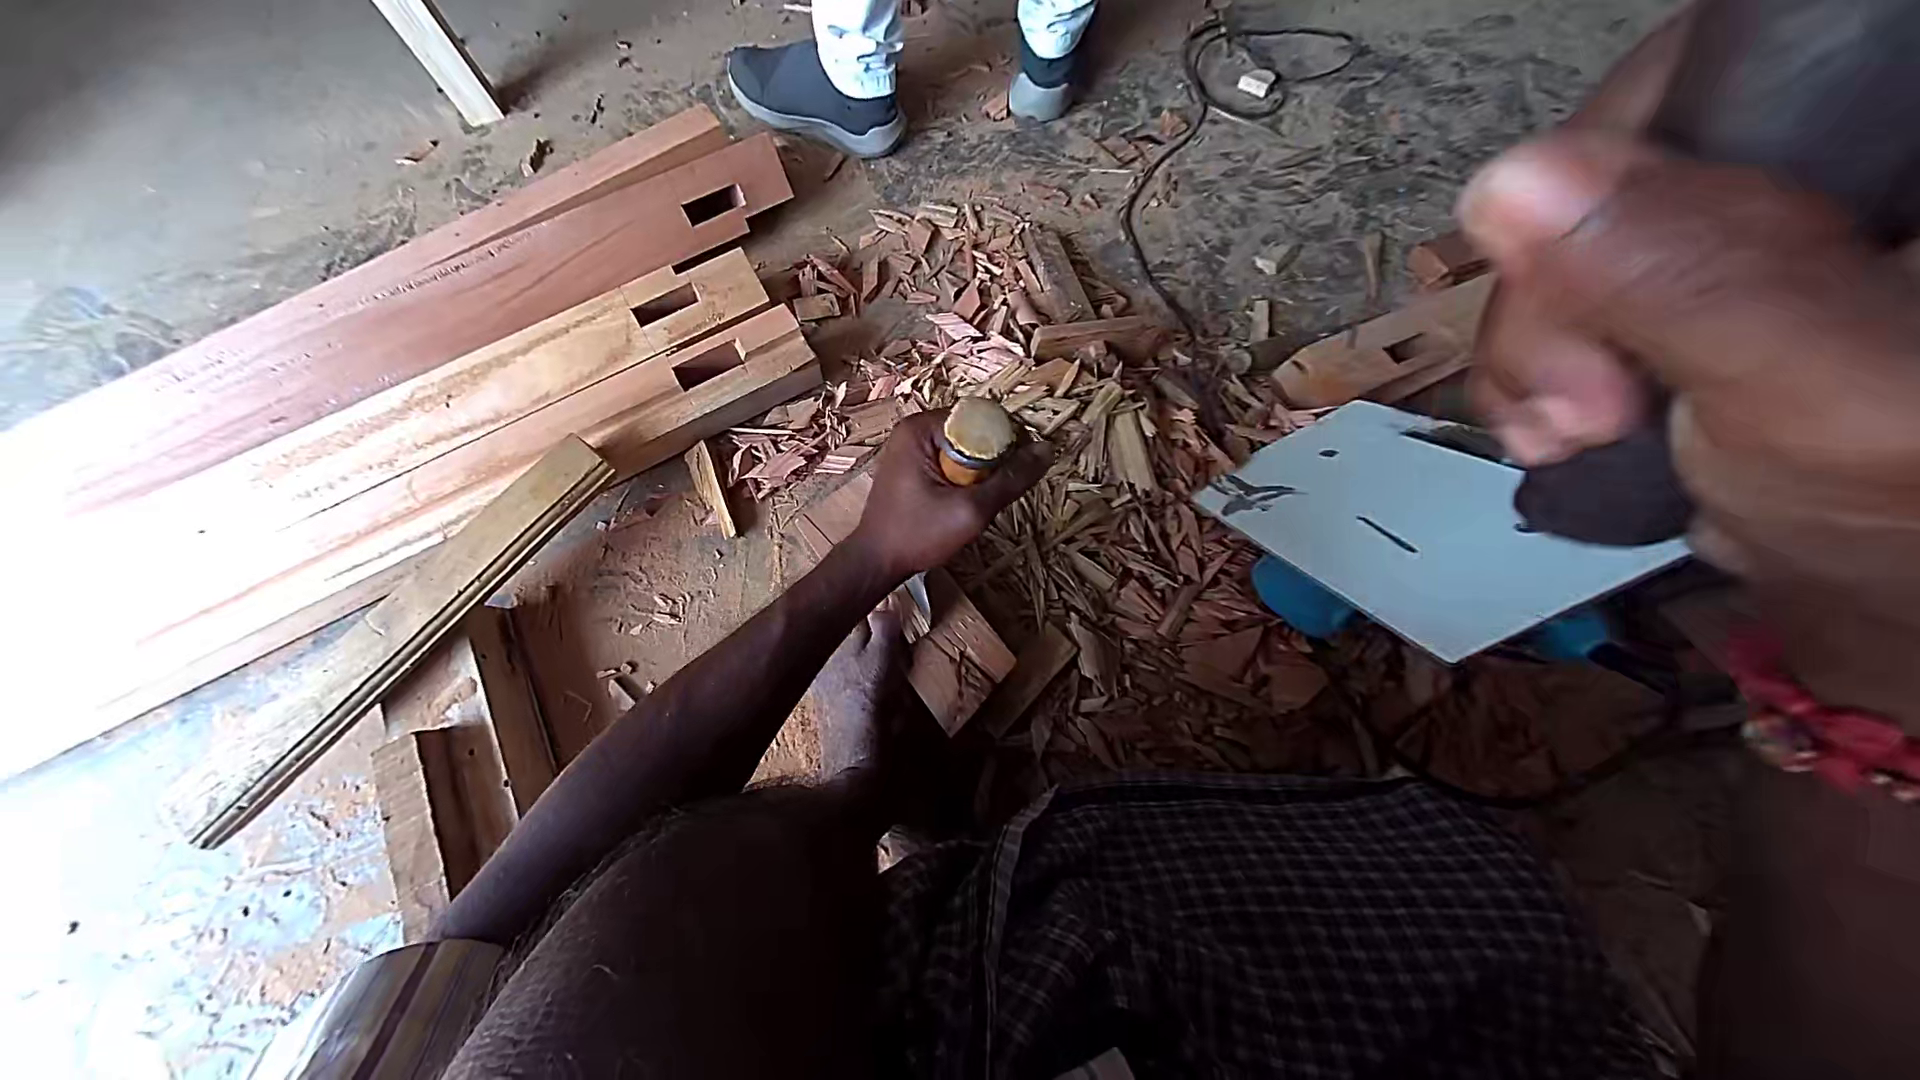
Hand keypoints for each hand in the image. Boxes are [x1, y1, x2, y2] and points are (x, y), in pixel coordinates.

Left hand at [848, 408, 1050, 579]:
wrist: (876, 562)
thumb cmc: (917, 535)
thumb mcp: (971, 510)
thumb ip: (1010, 480)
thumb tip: (1046, 449)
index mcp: (921, 428)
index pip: (980, 417)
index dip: (1008, 438)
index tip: (1023, 466)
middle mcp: (914, 430)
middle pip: (974, 432)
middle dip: (994, 460)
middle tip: (1001, 491)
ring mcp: (912, 449)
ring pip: (966, 451)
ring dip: (981, 474)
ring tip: (981, 501)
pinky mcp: (914, 467)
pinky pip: (953, 463)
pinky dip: (966, 481)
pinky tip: (966, 504)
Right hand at [1458, 131, 1919, 724]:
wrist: (1886, 594)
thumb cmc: (1906, 516)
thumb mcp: (1813, 395)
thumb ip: (1680, 281)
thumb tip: (1504, 182)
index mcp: (1898, 123)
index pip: (1706, 68)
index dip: (1607, 182)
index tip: (1591, 329)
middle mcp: (1828, 147)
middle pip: (1612, 166)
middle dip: (1552, 301)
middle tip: (1575, 412)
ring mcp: (1747, 216)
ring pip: (1563, 240)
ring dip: (1528, 347)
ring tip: (1562, 435)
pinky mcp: (1685, 275)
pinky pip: (1556, 291)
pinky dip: (1528, 362)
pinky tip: (1554, 420)